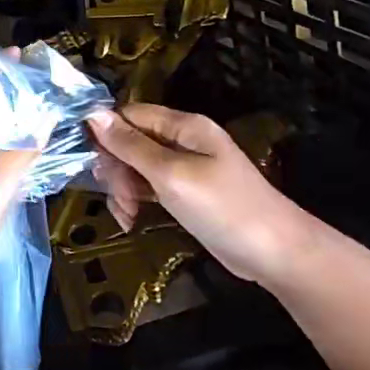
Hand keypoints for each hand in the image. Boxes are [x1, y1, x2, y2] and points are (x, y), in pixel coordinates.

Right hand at [87, 104, 324, 285]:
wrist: (276, 255)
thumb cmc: (224, 208)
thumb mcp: (171, 175)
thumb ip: (130, 146)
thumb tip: (92, 114)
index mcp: (183, 126)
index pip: (129, 115)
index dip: (106, 133)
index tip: (94, 162)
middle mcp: (182, 141)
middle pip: (129, 141)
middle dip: (115, 168)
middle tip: (118, 197)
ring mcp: (183, 168)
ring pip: (134, 166)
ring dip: (122, 188)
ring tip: (126, 215)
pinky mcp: (184, 193)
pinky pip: (147, 187)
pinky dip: (134, 200)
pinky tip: (130, 220)